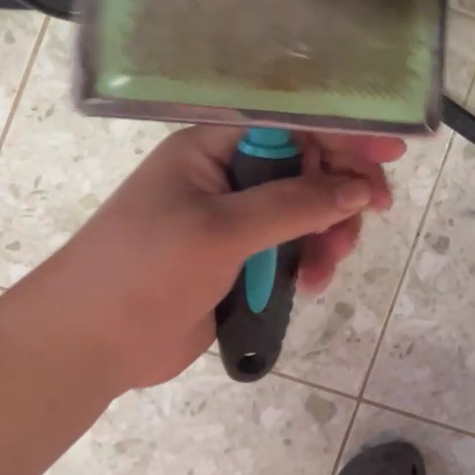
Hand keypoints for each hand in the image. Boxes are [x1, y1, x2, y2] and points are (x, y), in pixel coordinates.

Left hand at [16, 126, 405, 392]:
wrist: (84, 349)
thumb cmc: (141, 272)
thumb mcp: (221, 232)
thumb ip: (295, 205)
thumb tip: (360, 190)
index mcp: (211, 149)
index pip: (292, 124)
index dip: (343, 133)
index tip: (389, 153)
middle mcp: (229, 175)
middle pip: (310, 166)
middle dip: (343, 191)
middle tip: (377, 213)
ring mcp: (238, 219)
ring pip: (311, 210)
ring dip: (331, 234)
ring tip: (328, 266)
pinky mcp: (244, 258)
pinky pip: (298, 246)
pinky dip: (314, 260)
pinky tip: (312, 284)